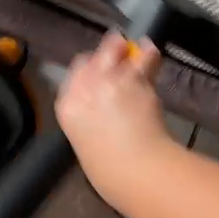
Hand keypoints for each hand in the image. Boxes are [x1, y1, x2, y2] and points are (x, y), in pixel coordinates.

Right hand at [56, 32, 175, 200]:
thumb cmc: (108, 171)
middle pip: (91, 58)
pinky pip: (144, 58)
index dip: (88, 68)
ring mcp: (111, 80)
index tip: (98, 69)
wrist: (134, 169)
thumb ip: (91, 120)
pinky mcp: (136, 80)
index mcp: (67, 107)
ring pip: (115, 51)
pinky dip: (149, 54)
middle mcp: (85, 87)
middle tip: (117, 51)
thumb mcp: (86, 143)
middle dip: (104, 53)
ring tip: (137, 46)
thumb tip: (104, 113)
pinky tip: (151, 52)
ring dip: (125, 48)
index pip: (73, 76)